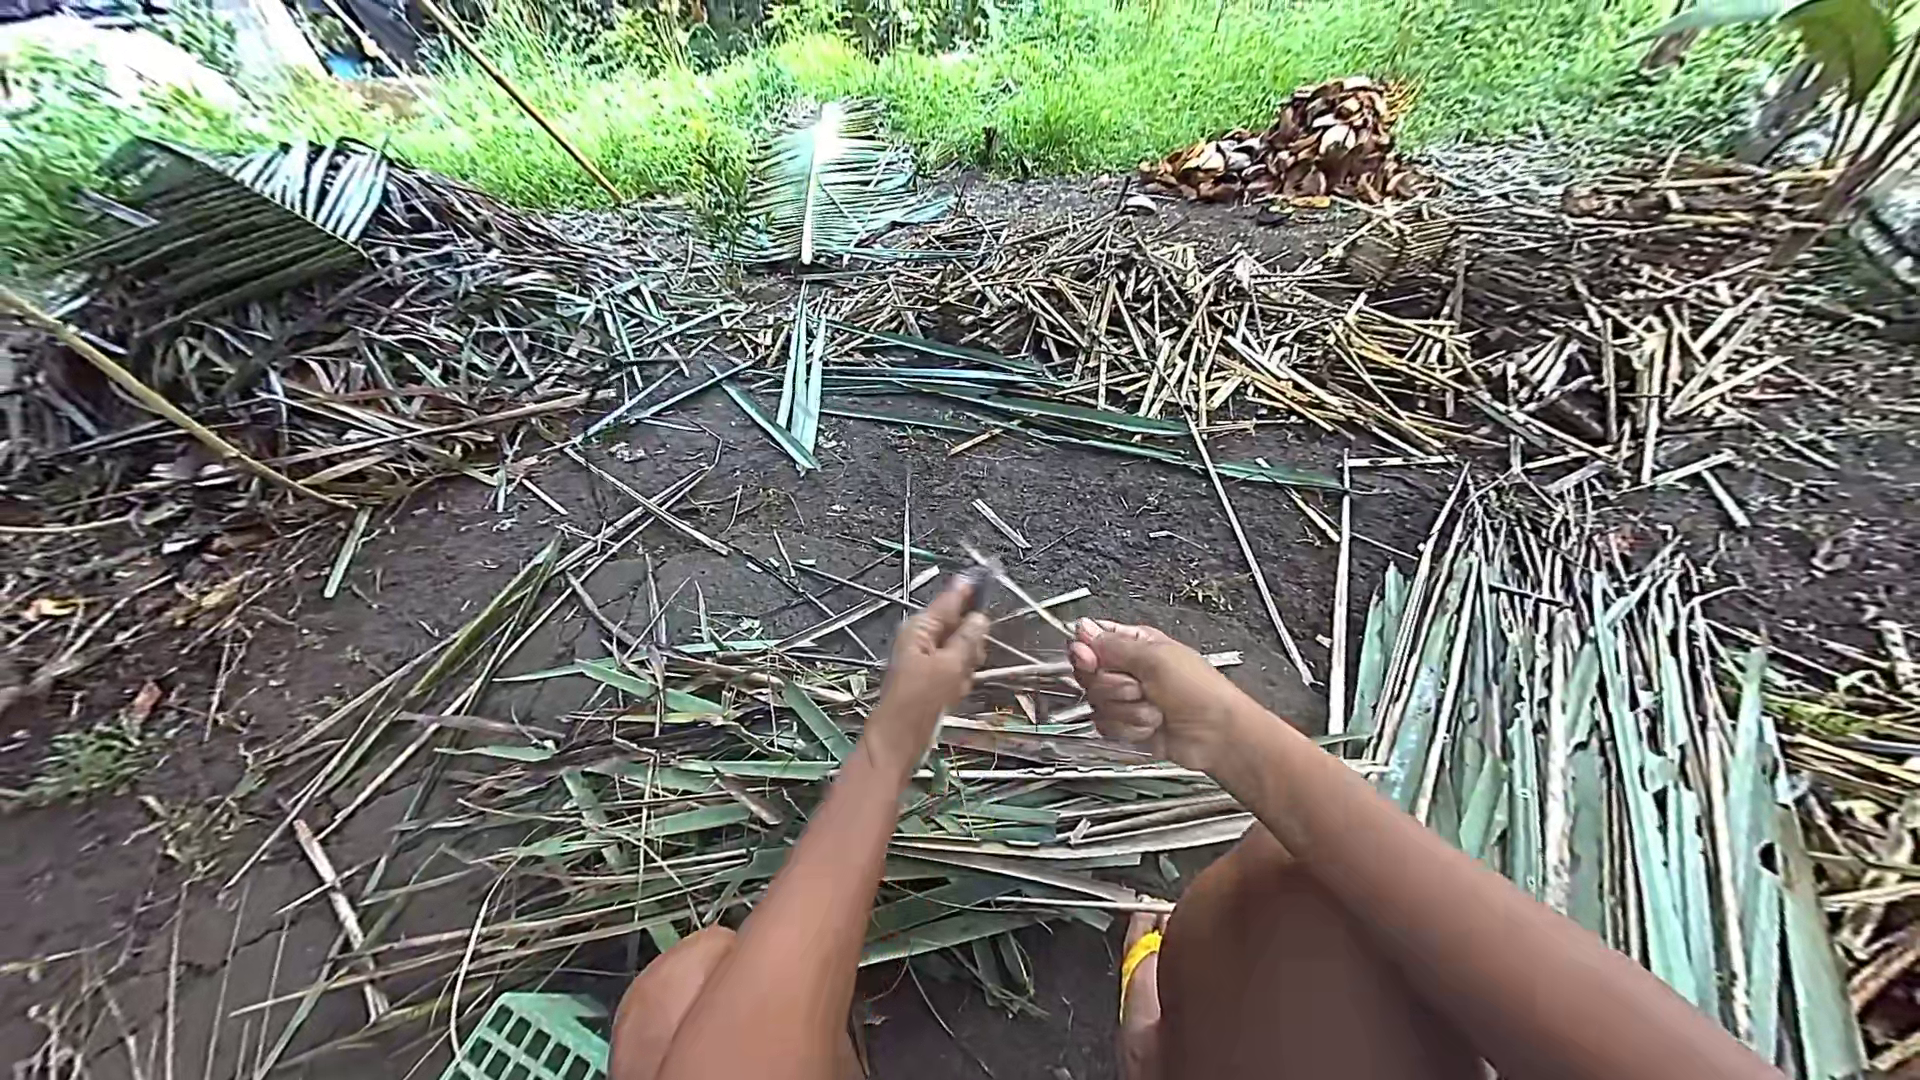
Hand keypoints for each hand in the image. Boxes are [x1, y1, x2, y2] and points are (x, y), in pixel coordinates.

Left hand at [865, 577, 990, 774]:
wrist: (900, 739)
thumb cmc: (920, 699)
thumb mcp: (950, 665)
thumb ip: (968, 639)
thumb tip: (980, 617)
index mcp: (921, 628)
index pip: (949, 600)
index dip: (968, 590)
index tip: (984, 576)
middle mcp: (922, 638)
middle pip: (959, 627)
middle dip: (970, 643)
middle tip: (969, 661)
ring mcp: (926, 658)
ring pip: (961, 651)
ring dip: (966, 665)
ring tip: (957, 683)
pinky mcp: (931, 678)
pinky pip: (955, 670)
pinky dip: (959, 680)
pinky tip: (954, 693)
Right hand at [1067, 619, 1251, 774]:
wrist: (1217, 736)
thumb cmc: (1199, 691)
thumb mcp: (1154, 657)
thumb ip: (1112, 644)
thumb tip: (1083, 628)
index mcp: (1134, 644)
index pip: (1091, 641)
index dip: (1086, 653)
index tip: (1091, 661)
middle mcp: (1127, 669)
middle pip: (1089, 675)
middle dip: (1113, 686)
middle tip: (1138, 687)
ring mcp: (1126, 698)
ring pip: (1097, 702)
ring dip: (1126, 710)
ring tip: (1153, 708)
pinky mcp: (1126, 724)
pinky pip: (1107, 725)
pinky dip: (1129, 728)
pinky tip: (1151, 724)